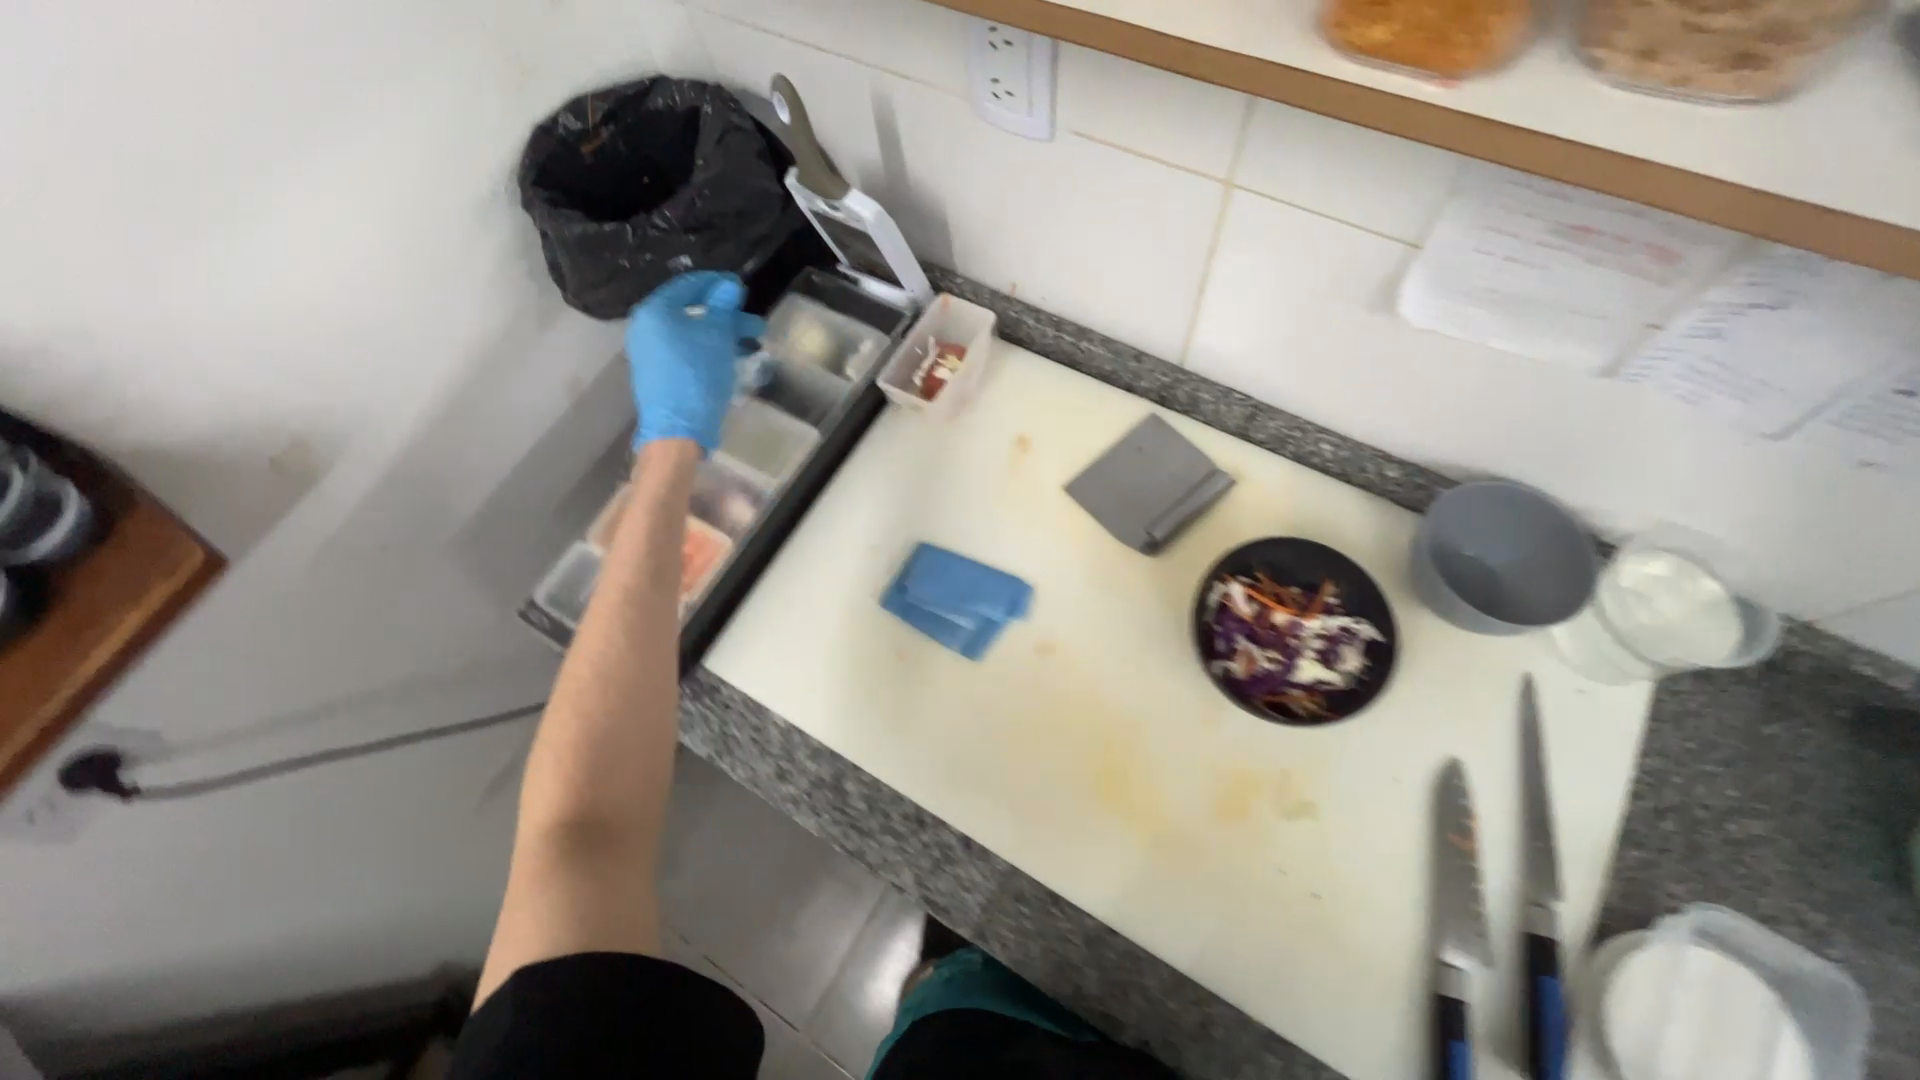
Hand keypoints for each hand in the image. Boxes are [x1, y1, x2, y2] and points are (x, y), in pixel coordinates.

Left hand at [624, 271, 766, 451]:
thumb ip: (723, 306)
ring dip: (722, 336)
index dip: (717, 284)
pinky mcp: (659, 375)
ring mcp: (651, 353)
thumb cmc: (697, 375)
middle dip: (726, 316)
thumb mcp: (717, 335)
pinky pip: (687, 353)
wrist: (678, 429)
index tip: (741, 288)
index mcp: (655, 311)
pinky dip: (709, 351)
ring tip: (751, 345)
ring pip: (692, 335)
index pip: (688, 285)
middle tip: (754, 323)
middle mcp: (647, 328)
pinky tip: (732, 360)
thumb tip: (729, 285)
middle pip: (691, 312)